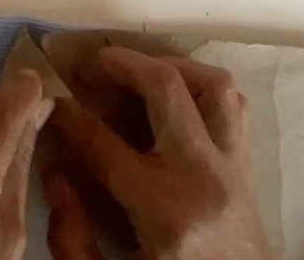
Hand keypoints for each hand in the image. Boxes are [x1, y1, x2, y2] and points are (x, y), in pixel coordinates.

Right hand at [44, 48, 272, 259]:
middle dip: (119, 65)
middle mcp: (207, 178)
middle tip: (89, 71)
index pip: (105, 145)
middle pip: (165, 87)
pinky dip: (202, 88)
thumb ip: (72, 239)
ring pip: (213, 85)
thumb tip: (53, 174)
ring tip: (136, 77)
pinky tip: (174, 99)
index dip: (70, 116)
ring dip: (170, 68)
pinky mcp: (252, 170)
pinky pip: (235, 106)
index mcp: (166, 213)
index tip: (51, 103)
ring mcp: (237, 170)